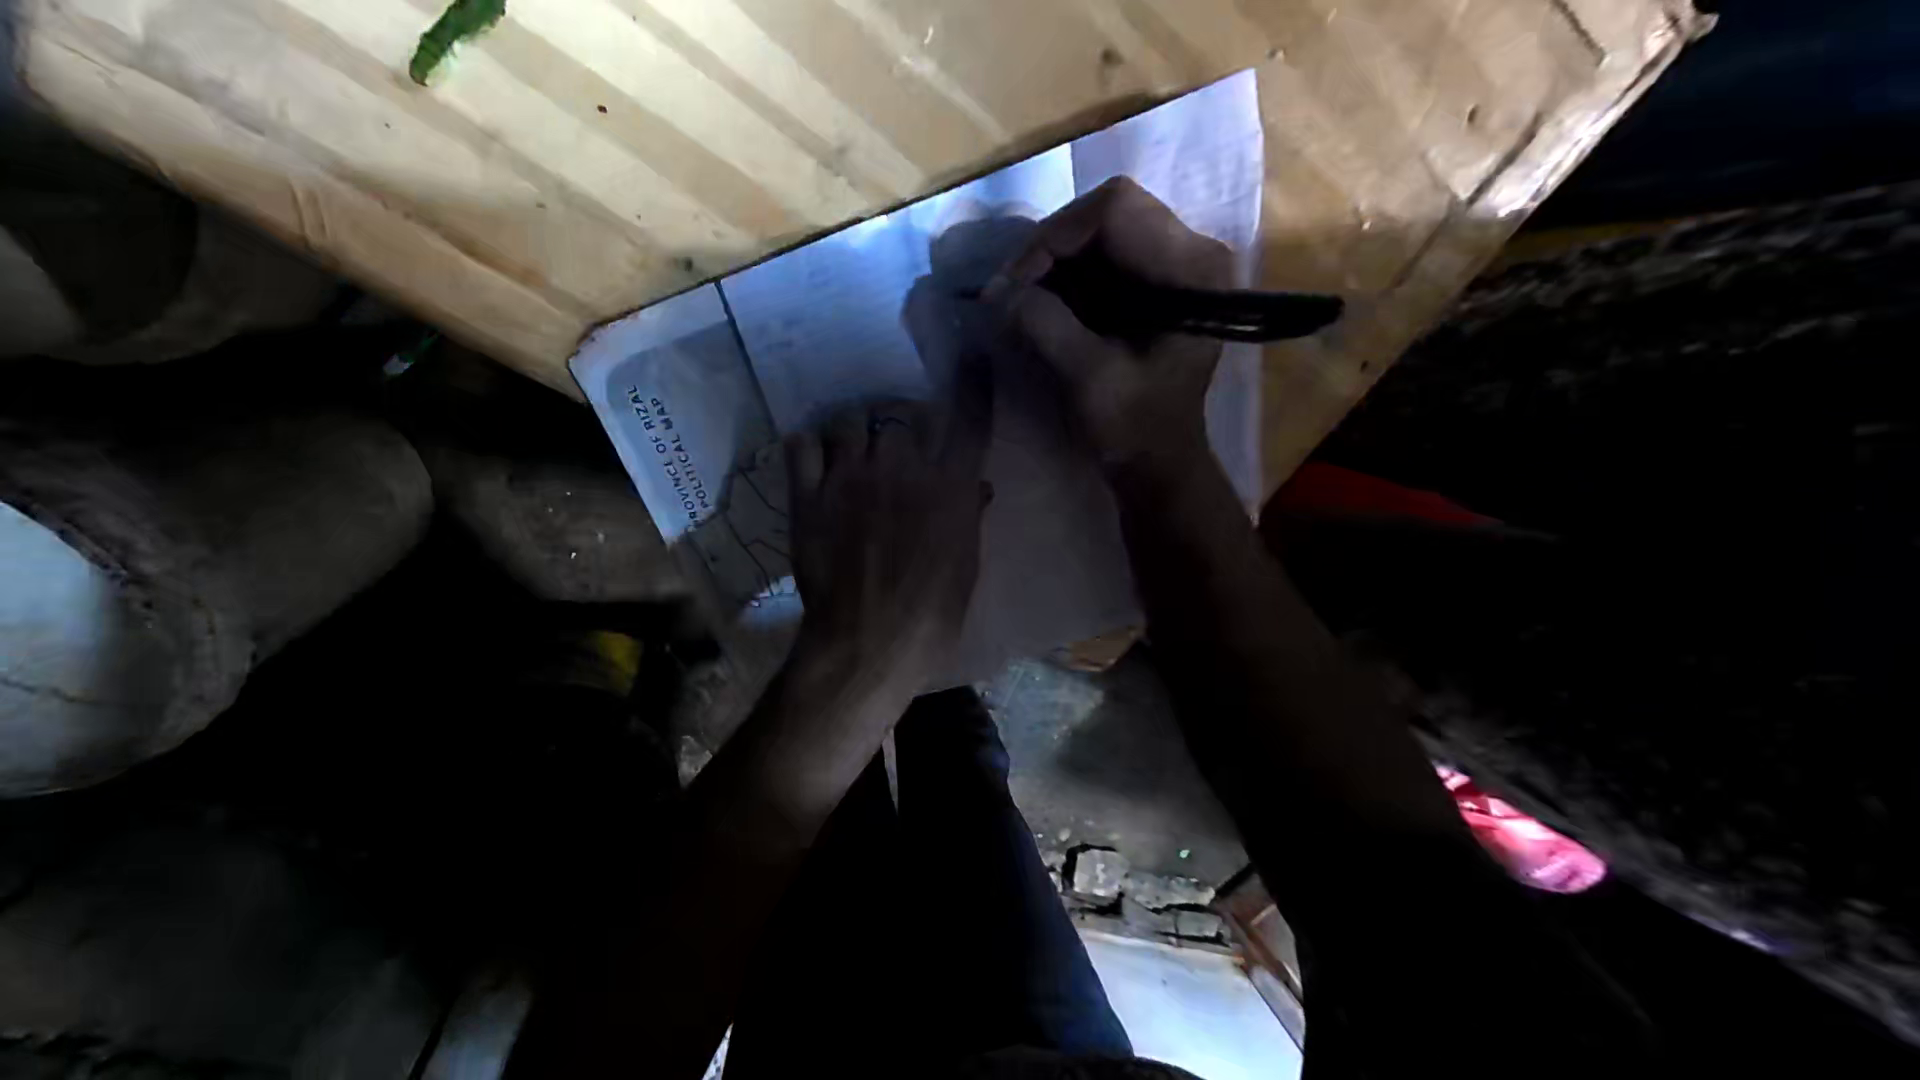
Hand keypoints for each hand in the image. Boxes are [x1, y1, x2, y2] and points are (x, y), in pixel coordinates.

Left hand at [785, 390, 989, 688]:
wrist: (870, 642)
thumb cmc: (932, 613)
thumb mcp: (965, 567)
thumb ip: (969, 518)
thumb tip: (977, 488)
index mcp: (949, 487)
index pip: (968, 420)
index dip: (973, 383)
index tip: (974, 357)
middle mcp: (903, 470)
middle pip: (900, 416)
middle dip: (901, 426)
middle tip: (895, 448)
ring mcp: (852, 480)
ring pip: (851, 421)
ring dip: (856, 432)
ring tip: (854, 451)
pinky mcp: (810, 497)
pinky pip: (803, 445)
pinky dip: (810, 447)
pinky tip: (816, 459)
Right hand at [985, 177, 1232, 468]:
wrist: (1159, 460)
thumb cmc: (1135, 428)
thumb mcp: (1088, 379)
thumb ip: (1045, 325)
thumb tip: (998, 289)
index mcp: (1192, 271)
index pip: (1116, 210)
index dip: (1055, 237)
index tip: (1016, 282)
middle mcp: (1193, 252)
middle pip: (1108, 213)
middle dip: (1050, 249)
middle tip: (1012, 290)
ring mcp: (1176, 264)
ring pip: (1101, 231)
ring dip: (1054, 262)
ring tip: (1022, 300)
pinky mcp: (1157, 280)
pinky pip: (1104, 254)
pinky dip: (1067, 275)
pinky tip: (1044, 304)